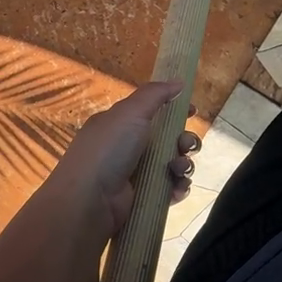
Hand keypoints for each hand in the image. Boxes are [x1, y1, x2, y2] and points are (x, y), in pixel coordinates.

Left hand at [46, 82, 202, 233]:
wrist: (89, 201)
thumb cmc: (107, 151)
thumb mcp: (129, 113)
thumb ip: (155, 94)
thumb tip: (179, 81)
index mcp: (121, 126)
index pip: (154, 113)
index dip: (175, 110)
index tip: (192, 111)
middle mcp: (129, 148)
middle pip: (171, 139)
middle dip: (186, 141)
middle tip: (184, 146)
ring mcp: (137, 174)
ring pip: (176, 163)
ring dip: (184, 164)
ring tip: (177, 169)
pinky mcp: (146, 196)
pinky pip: (173, 187)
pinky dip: (179, 186)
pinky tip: (176, 187)